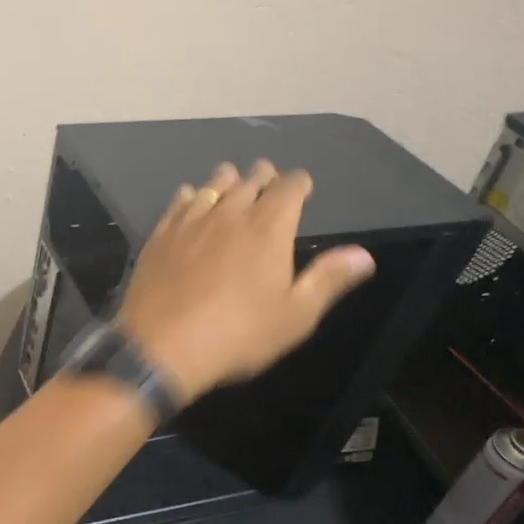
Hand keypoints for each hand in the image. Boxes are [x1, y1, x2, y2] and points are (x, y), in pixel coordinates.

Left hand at [114, 159, 375, 403]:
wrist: (162, 346)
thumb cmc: (238, 335)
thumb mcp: (294, 316)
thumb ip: (327, 280)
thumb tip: (363, 255)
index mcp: (269, 227)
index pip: (290, 187)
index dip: (300, 183)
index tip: (303, 187)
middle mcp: (229, 213)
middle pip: (250, 180)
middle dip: (263, 177)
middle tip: (267, 177)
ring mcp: (190, 222)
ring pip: (212, 186)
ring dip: (226, 180)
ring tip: (231, 178)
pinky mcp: (159, 236)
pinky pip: (178, 203)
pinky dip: (189, 195)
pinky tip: (189, 197)